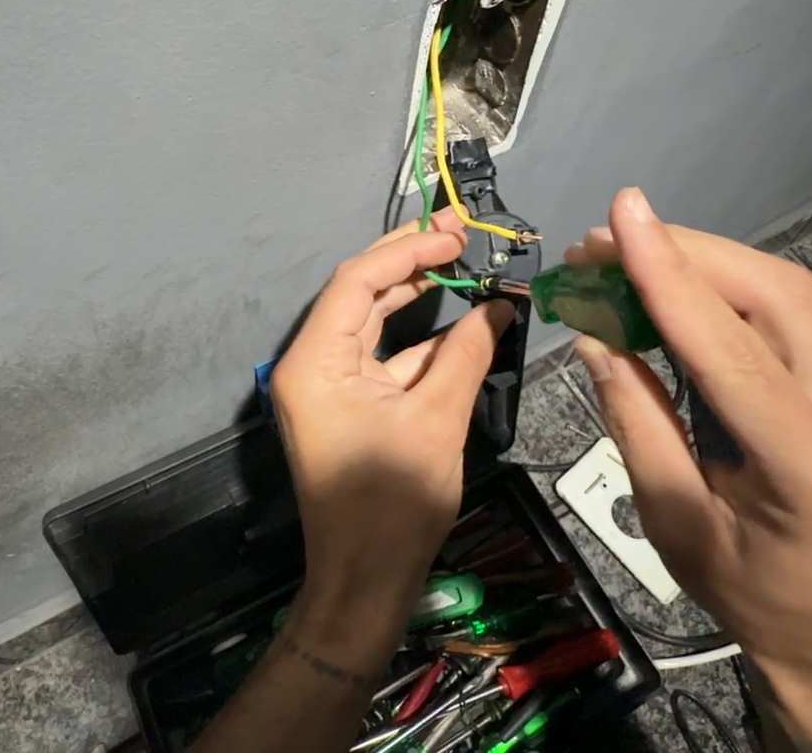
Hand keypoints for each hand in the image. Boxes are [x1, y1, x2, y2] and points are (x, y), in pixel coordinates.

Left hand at [271, 210, 514, 637]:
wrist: (365, 579)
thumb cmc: (393, 505)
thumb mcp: (437, 421)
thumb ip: (466, 354)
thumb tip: (499, 306)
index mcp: (316, 362)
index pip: (356, 282)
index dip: (405, 252)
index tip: (453, 236)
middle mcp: (311, 362)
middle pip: (357, 291)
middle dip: (407, 260)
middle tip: (456, 232)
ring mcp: (326, 382)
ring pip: (369, 319)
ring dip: (412, 292)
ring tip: (456, 259)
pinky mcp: (345, 401)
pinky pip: (379, 353)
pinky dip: (416, 336)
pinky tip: (457, 318)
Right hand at [570, 190, 811, 748]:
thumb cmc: (749, 596)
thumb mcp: (674, 521)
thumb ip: (636, 421)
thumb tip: (596, 337)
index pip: (734, 353)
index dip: (671, 279)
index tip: (622, 219)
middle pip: (779, 297)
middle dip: (687, 252)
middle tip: (604, 241)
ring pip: (788, 295)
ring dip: (703, 261)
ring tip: (625, 253)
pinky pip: (788, 317)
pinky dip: (721, 288)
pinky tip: (671, 285)